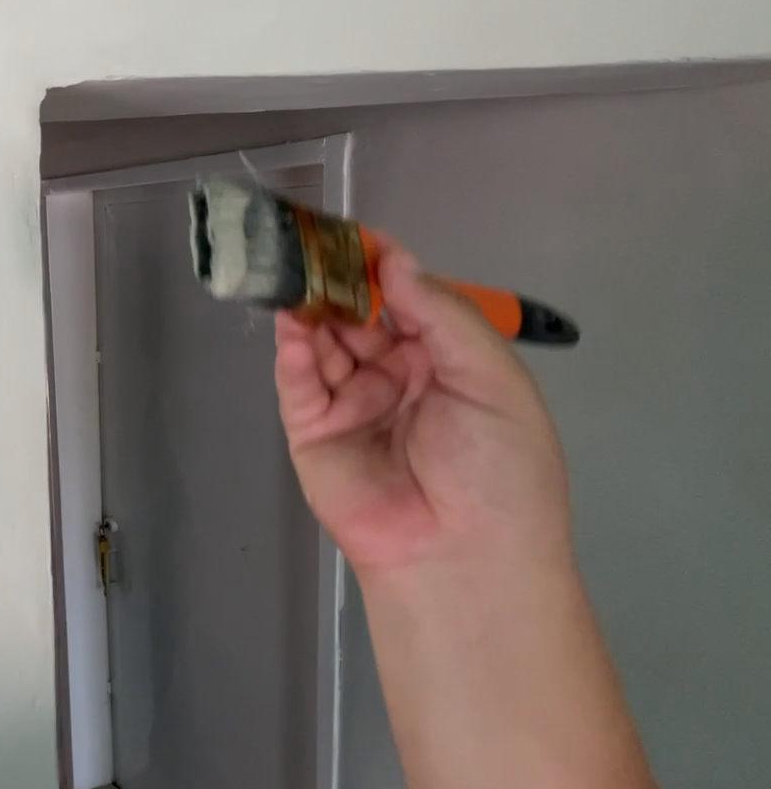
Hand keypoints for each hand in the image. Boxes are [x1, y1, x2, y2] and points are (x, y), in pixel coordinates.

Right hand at [273, 239, 571, 574]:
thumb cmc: (496, 467)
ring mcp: (346, 401)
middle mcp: (391, 375)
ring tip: (294, 280)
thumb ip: (442, 317)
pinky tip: (293, 327)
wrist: (457, 552)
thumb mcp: (491, 381)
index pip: (407, 303)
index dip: (385, 270)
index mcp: (443, 362)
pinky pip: (298, 381)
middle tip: (312, 252)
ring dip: (310, 312)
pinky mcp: (308, 427)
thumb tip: (396, 264)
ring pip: (321, 344)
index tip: (359, 236)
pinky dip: (293, 353)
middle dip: (337, 286)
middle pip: (356, 318)